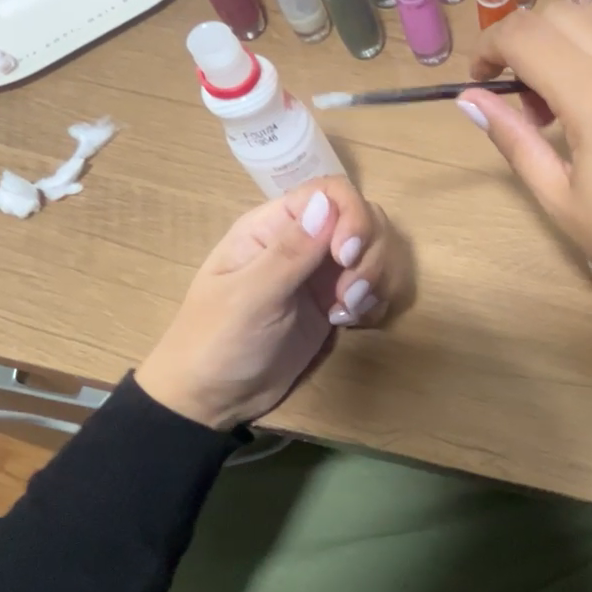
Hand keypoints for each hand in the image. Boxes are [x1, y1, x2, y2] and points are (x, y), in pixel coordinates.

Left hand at [136, 178, 411, 428]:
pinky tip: (352, 324)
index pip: (332, 193)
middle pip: (365, 220)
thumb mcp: (250, 297)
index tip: (347, 257)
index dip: (353, 218)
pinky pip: (375, 288)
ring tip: (347, 313)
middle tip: (347, 298)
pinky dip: (375, 303)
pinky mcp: (335, 303)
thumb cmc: (219, 342)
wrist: (215, 398)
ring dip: (376, 281)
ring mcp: (322, 274)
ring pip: (376, 253)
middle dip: (370, 257)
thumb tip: (328, 201)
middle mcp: (303, 242)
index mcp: (273, 228)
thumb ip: (291, 251)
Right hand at [460, 0, 591, 337]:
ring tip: (577, 83)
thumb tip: (470, 97)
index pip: (525, 35)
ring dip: (578, 32)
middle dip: (530, 44)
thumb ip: (514, 140)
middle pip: (562, 14)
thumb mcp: (558, 199)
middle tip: (531, 101)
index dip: (491, 47)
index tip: (483, 77)